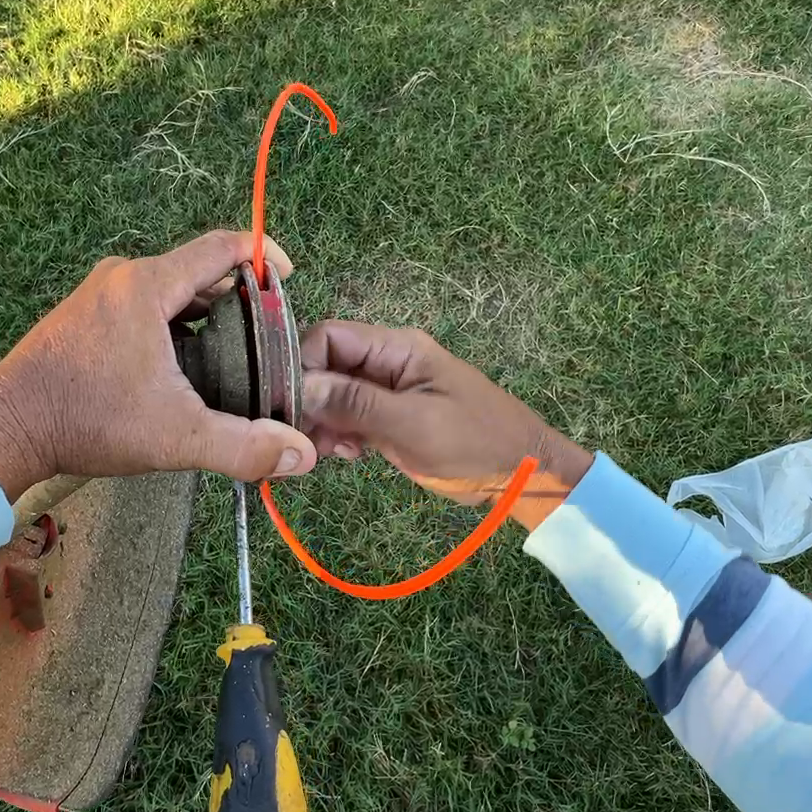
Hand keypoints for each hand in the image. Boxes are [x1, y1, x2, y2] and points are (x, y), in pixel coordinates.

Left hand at [0, 231, 317, 499]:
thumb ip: (244, 447)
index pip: (221, 247)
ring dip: (206, 315)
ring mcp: (99, 295)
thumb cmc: (87, 422)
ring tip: (235, 355)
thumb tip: (302, 457)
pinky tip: (185, 367)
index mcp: (147, 285)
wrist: (2, 430)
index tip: (289, 278)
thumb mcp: (177, 436)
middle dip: (239, 299)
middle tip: (267, 337)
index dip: (263, 256)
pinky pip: (145, 306)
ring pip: (170, 291)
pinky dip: (175, 325)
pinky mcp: (85, 316)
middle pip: (198, 271)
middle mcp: (123, 277)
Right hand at [299, 320, 591, 528]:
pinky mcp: (390, 417)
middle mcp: (388, 361)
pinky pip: (349, 415)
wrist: (523, 474)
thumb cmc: (475, 443)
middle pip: (327, 364)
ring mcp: (389, 390)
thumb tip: (299, 386)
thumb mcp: (414, 424)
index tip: (289, 405)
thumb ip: (356, 403)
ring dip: (322, 420)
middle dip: (310, 398)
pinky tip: (348, 455)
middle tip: (307, 438)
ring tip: (330, 452)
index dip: (302, 365)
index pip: (329, 337)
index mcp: (398, 347)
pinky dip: (340, 433)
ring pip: (333, 393)